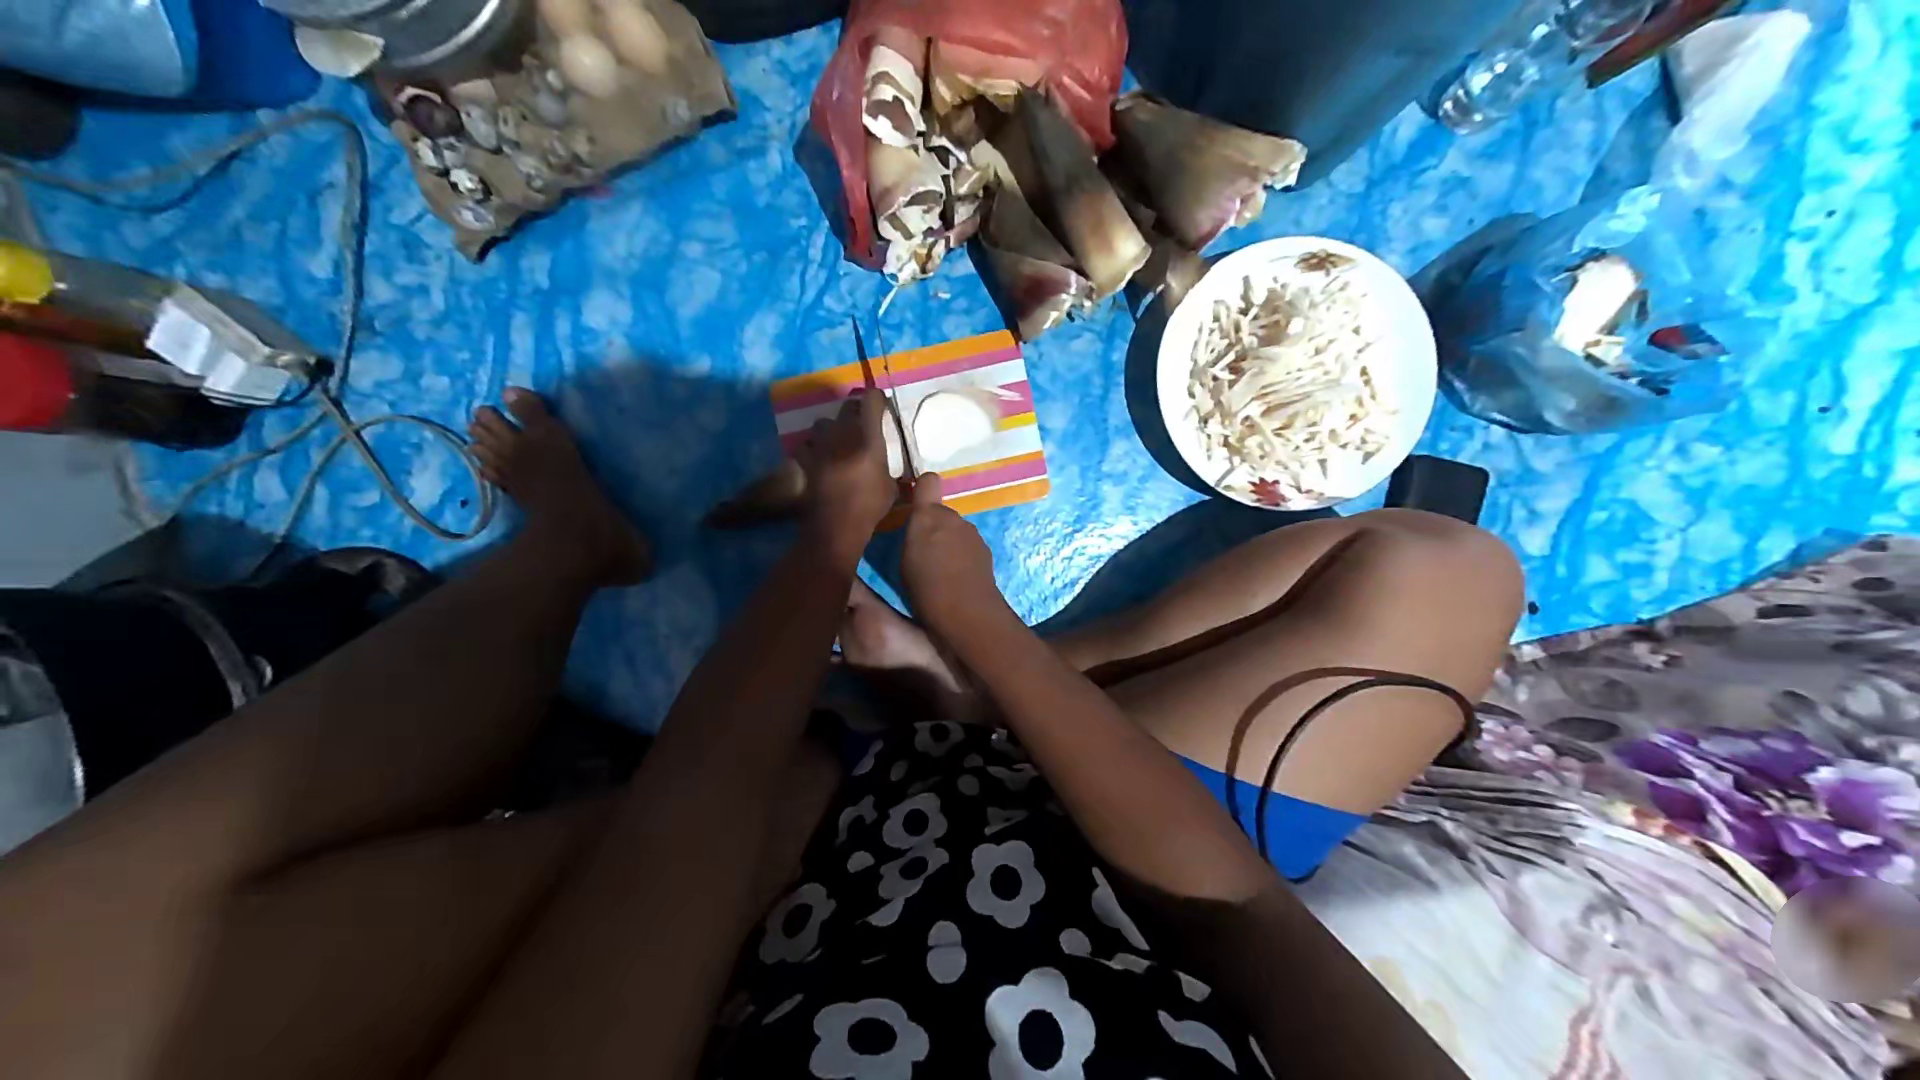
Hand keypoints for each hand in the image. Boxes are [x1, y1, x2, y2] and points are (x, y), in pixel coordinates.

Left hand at [797, 389, 895, 562]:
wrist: (836, 526)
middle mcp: (843, 433)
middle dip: (856, 411)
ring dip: (832, 428)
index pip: (871, 400)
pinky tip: (818, 459)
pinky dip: (813, 448)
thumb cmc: (869, 507)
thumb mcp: (892, 488)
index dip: (877, 399)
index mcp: (869, 438)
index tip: (882, 407)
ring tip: (838, 442)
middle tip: (863, 425)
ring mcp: (820, 445)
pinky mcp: (804, 458)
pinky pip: (807, 444)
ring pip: (823, 422)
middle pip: (847, 406)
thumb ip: (892, 470)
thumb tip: (898, 472)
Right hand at [900, 473, 1007, 638]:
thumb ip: (912, 533)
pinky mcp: (985, 552)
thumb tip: (919, 525)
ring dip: (947, 542)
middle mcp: (954, 518)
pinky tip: (955, 577)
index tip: (913, 501)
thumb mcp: (904, 560)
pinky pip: (967, 546)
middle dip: (933, 526)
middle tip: (922, 551)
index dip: (922, 487)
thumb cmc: (924, 587)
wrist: (966, 613)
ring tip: (938, 569)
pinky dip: (961, 555)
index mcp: (928, 515)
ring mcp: (973, 534)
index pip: (928, 481)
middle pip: (941, 512)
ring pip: (955, 530)